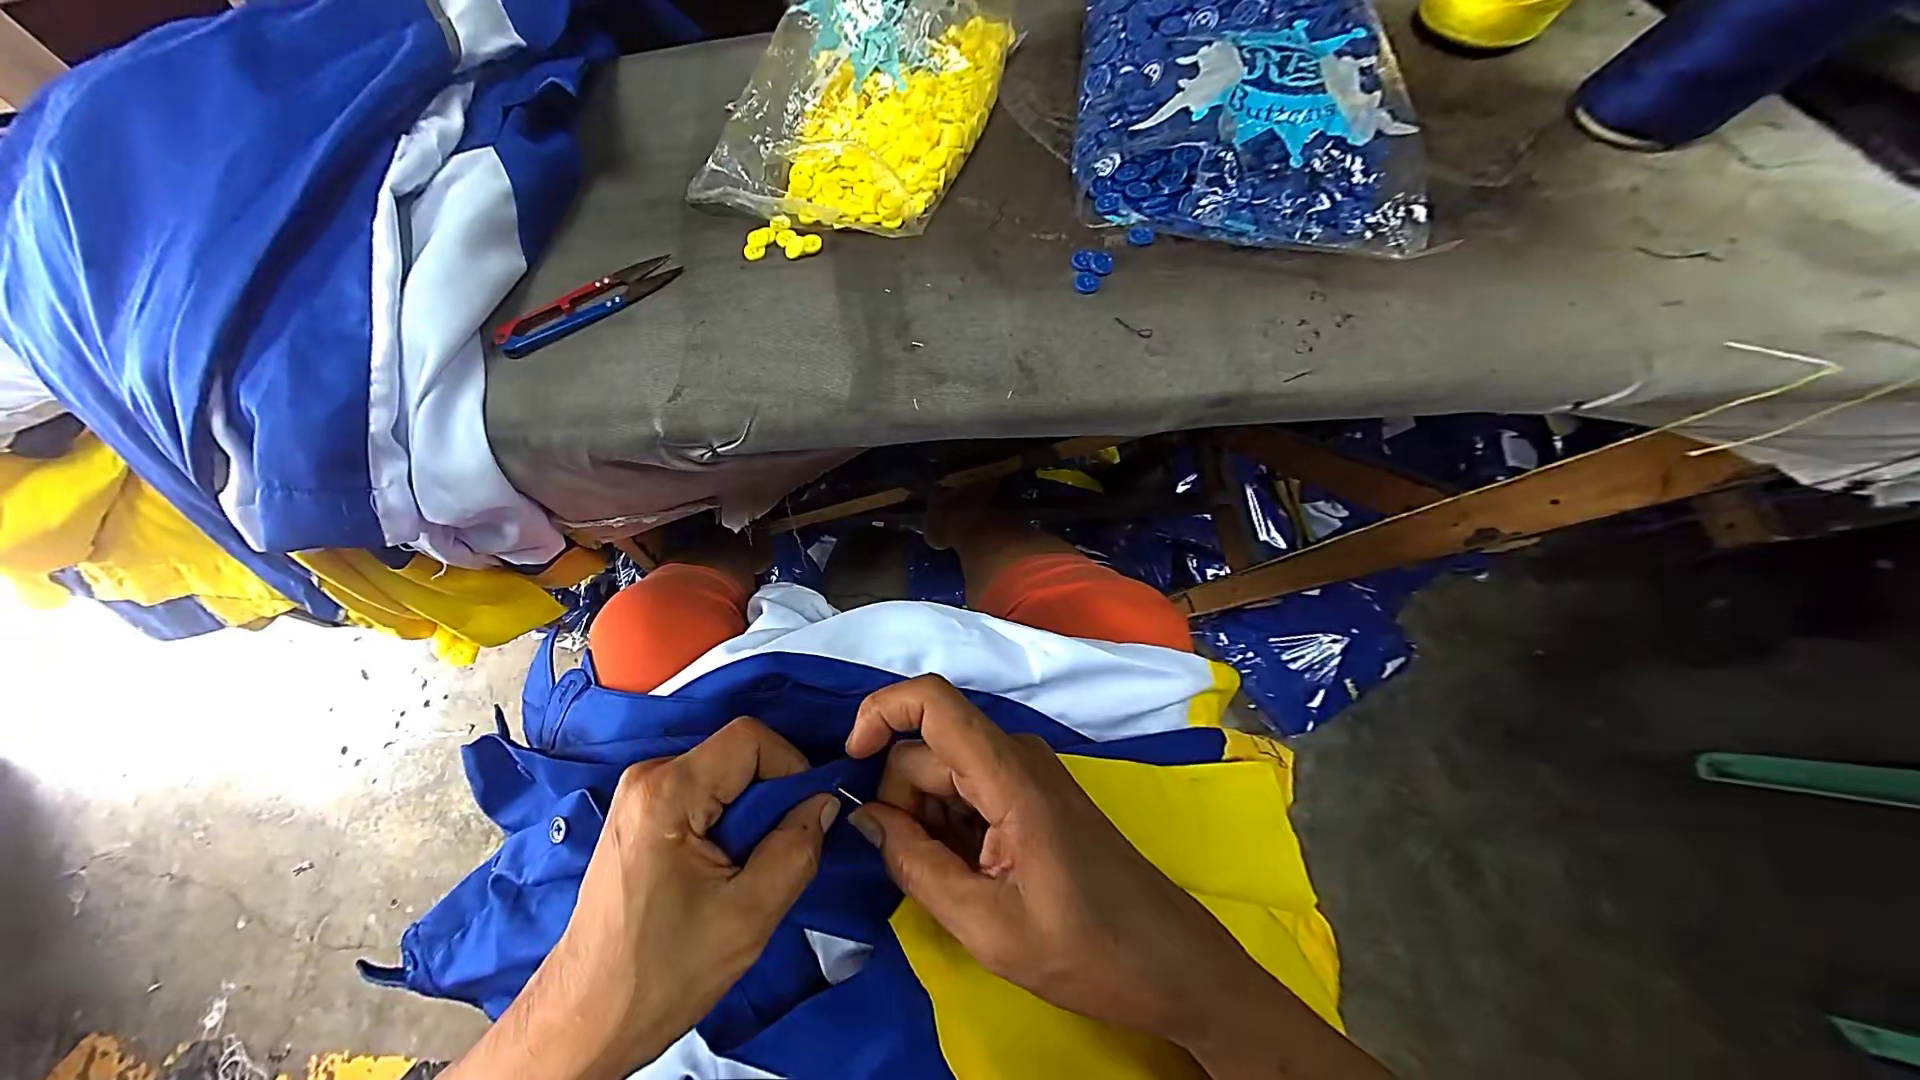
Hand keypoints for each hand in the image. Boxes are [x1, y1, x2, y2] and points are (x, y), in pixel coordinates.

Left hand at [446, 718, 837, 1079]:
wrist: (583, 1020)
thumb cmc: (662, 972)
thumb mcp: (749, 916)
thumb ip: (797, 848)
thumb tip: (824, 801)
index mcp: (667, 792)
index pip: (751, 738)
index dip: (790, 768)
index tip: (800, 819)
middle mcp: (647, 776)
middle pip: (737, 753)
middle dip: (770, 795)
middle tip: (773, 852)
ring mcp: (638, 793)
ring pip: (723, 772)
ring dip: (750, 810)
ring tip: (745, 865)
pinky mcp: (638, 812)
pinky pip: (703, 790)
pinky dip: (727, 817)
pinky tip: (721, 863)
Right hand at [844, 676, 1389, 1079]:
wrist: (1168, 959)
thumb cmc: (1086, 948)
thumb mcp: (986, 926)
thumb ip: (915, 864)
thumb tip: (865, 815)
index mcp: (1008, 775)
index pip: (933, 700)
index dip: (880, 711)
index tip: (850, 762)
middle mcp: (1015, 754)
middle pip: (926, 747)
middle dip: (901, 802)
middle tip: (923, 873)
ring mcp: (1025, 770)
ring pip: (943, 769)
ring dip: (926, 819)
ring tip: (956, 883)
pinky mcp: (1030, 790)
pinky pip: (967, 786)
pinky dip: (949, 823)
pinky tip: (973, 872)